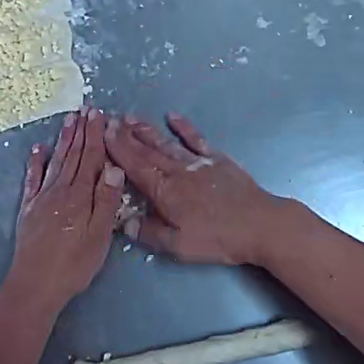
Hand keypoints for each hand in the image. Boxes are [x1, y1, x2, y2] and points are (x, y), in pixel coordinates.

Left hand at [6, 108, 123, 313]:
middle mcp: (60, 190)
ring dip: (63, 140)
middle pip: (74, 155)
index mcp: (80, 196)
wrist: (35, 284)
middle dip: (81, 131)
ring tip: (69, 119)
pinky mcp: (29, 207)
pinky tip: (38, 148)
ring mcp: (42, 197)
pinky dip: (36, 161)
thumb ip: (106, 201)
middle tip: (86, 109)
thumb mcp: (99, 236)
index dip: (95, 135)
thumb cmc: (73, 265)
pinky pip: (33, 178)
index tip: (98, 114)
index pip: (91, 158)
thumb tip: (114, 166)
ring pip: (56, 161)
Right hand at [102, 113, 288, 265]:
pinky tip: (172, 116)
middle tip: (108, 119)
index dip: (118, 149)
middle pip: (146, 151)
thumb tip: (124, 222)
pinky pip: (195, 139)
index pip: (134, 166)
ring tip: (129, 117)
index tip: (103, 133)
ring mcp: (196, 162)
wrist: (260, 225)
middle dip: (125, 135)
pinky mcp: (216, 159)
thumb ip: (150, 233)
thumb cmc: (218, 239)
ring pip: (165, 142)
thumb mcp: (180, 247)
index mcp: (164, 192)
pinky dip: (183, 127)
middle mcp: (176, 171)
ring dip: (146, 130)